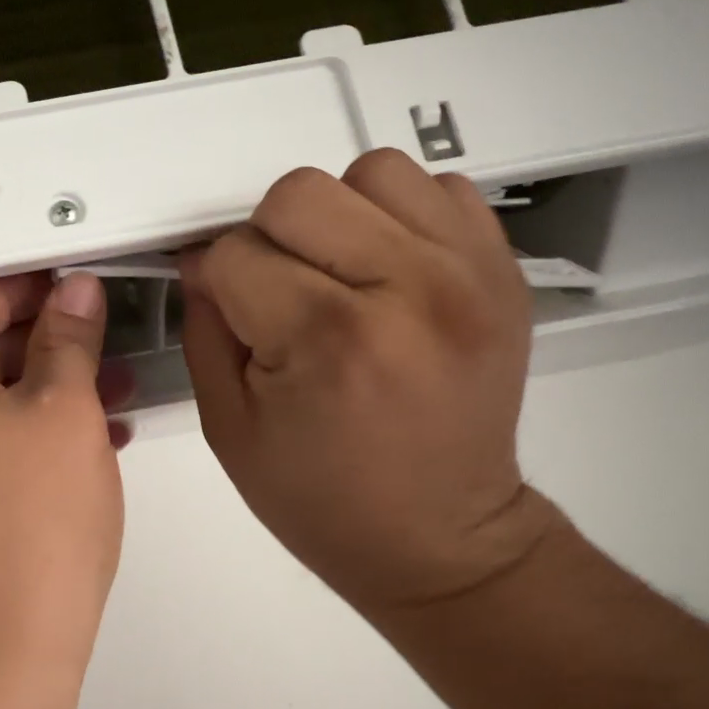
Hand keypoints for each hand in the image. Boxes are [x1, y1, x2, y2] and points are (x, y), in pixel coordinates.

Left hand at [0, 272, 133, 673]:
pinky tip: (93, 442)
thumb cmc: (32, 526)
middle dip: (47, 345)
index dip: (27, 287)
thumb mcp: (64, 412)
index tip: (77, 286)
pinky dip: (31, 436)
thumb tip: (75, 291)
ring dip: (49, 392)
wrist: (2, 651)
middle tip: (105, 344)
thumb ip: (69, 339)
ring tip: (115, 395)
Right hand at [179, 150, 563, 610]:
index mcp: (328, 339)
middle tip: (282, 295)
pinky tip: (389, 273)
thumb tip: (204, 260)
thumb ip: (206, 329)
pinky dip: (402, 217)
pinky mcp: (504, 271)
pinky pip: (441, 189)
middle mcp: (407, 289)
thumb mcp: (229, 428)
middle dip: (269, 239)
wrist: (439, 537)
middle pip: (299, 193)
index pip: (236, 252)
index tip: (234, 316)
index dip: (218, 281)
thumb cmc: (320, 498)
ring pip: (373, 171)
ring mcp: (469, 273)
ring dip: (338, 217)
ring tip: (341, 276)